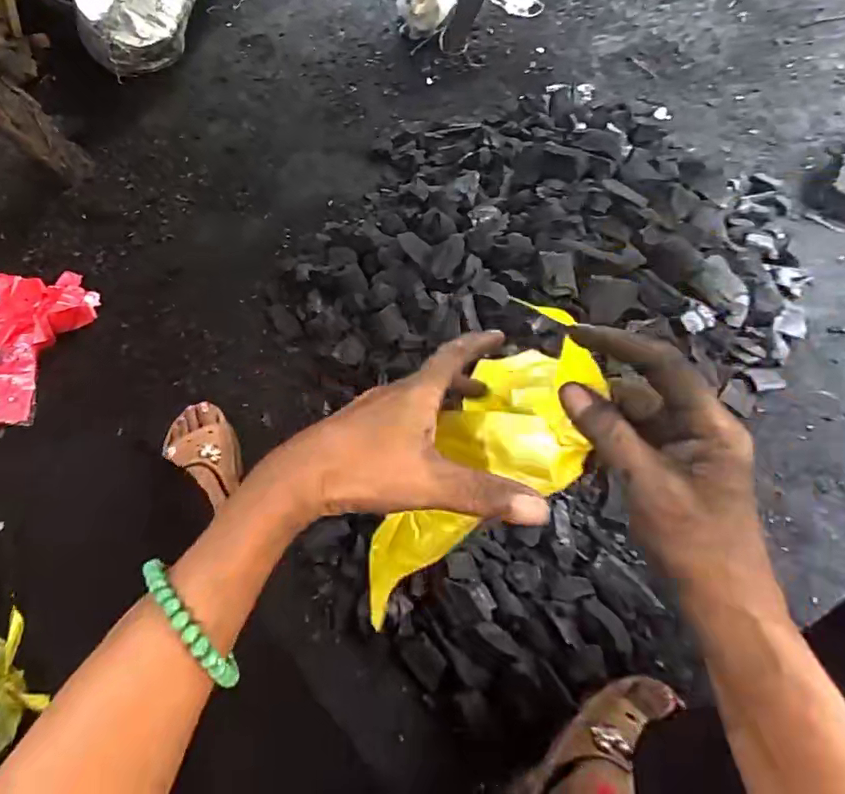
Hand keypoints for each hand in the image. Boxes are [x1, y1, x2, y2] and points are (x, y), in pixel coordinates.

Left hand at [256, 332, 550, 526]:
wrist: (302, 474)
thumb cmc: (367, 468)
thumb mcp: (431, 483)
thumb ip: (483, 493)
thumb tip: (541, 509)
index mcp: (414, 394)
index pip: (450, 357)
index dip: (476, 345)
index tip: (498, 336)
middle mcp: (392, 394)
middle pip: (432, 377)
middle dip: (463, 379)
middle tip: (489, 390)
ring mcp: (370, 409)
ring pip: (413, 396)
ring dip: (441, 400)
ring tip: (462, 417)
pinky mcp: (356, 426)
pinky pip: (398, 413)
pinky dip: (420, 417)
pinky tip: (421, 444)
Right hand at [557, 325, 776, 606]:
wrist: (723, 601)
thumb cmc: (694, 541)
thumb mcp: (646, 482)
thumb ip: (607, 431)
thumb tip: (568, 387)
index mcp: (710, 425)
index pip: (664, 365)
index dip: (620, 343)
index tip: (574, 334)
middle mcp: (698, 427)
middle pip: (644, 386)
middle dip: (599, 379)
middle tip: (552, 375)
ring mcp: (683, 447)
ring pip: (632, 411)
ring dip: (596, 410)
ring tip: (555, 411)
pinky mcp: (667, 465)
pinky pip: (629, 435)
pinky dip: (602, 433)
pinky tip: (575, 440)